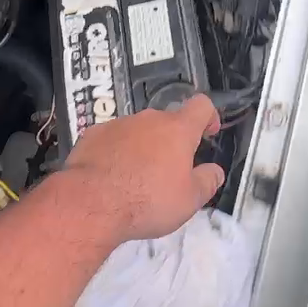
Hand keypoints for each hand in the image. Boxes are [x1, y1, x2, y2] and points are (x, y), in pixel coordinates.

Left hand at [58, 92, 225, 243]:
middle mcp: (150, 118)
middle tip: (168, 172)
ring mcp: (119, 123)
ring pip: (138, 130)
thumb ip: (207, 182)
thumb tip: (216, 171)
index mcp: (177, 129)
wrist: (91, 202)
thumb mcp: (188, 201)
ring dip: (143, 147)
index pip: (201, 106)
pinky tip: (110, 177)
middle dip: (170, 142)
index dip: (208, 116)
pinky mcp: (94, 134)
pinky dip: (116, 152)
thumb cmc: (147, 200)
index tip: (208, 133)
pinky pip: (112, 139)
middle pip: (167, 121)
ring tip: (136, 179)